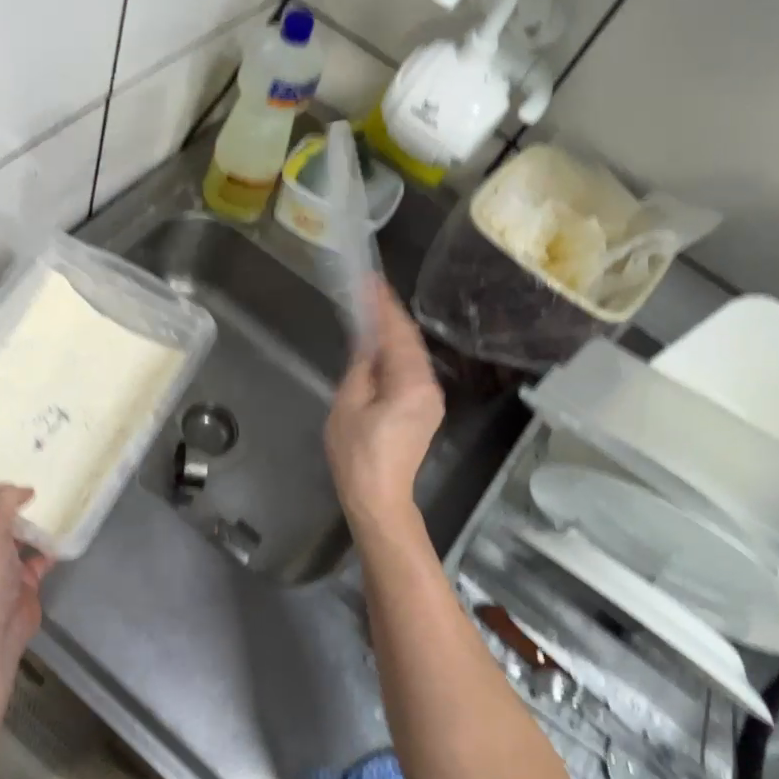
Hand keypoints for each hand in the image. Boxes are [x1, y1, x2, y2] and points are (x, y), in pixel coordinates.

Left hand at [0, 484, 54, 666]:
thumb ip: (4, 502)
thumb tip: (24, 489)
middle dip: (9, 497)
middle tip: (32, 469)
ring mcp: (4, 563)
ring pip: (19, 534)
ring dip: (34, 519)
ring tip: (54, 492)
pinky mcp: (25, 579)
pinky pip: (41, 557)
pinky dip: (52, 546)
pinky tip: (67, 529)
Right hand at [325, 279, 444, 518]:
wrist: (379, 497)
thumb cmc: (358, 454)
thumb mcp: (348, 404)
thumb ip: (361, 366)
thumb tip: (367, 340)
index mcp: (411, 382)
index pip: (398, 333)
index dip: (384, 305)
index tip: (371, 281)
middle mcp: (429, 386)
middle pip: (409, 343)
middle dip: (389, 317)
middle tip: (368, 292)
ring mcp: (430, 400)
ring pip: (410, 357)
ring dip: (392, 336)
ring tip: (370, 314)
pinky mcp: (424, 412)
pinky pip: (410, 372)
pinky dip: (394, 356)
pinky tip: (378, 349)